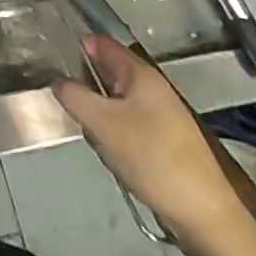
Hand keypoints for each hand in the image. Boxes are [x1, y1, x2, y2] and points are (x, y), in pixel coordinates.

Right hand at [51, 36, 251, 240]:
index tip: (52, 57)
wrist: (202, 212)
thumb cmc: (151, 156)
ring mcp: (162, 114)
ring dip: (99, 115)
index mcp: (141, 74)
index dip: (76, 44)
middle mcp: (153, 88)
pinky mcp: (165, 139)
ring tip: (93, 135)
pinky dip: (114, 133)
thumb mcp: (100, 122)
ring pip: (115, 102)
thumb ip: (73, 95)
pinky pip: (128, 123)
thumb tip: (57, 82)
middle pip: (107, 73)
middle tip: (70, 104)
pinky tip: (112, 152)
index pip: (102, 43)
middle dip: (86, 87)